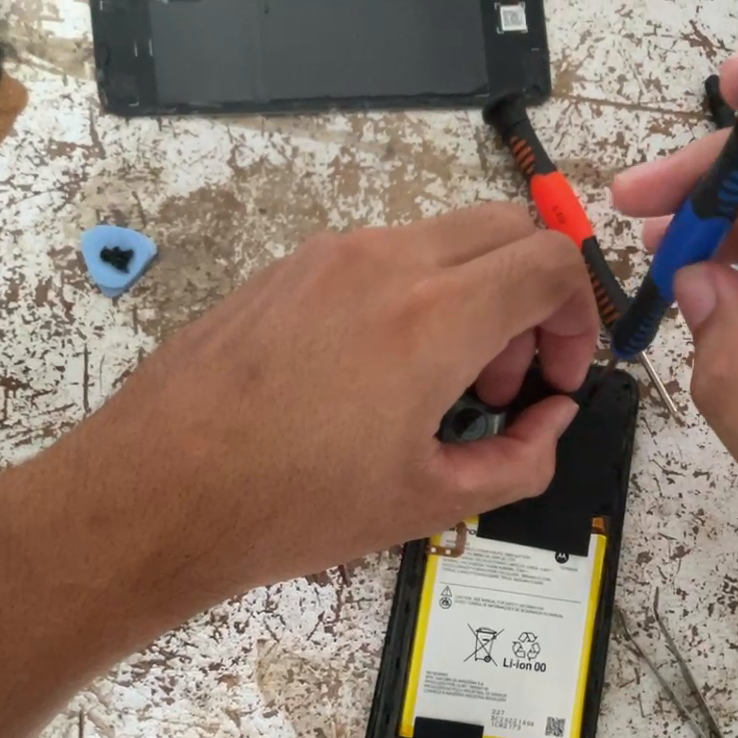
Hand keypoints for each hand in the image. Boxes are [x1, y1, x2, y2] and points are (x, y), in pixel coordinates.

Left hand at [17, 203, 599, 626]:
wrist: (157, 495)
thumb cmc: (294, 507)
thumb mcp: (429, 503)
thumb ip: (521, 459)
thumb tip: (553, 419)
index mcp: (433, 317)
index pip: (553, 263)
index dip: (580, 319)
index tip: (560, 377)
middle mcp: (385, 261)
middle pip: (509, 230)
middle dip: (533, 302)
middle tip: (504, 383)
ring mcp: (328, 256)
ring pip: (444, 241)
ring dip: (474, 299)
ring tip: (440, 389)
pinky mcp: (287, 270)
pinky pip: (383, 258)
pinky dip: (417, 297)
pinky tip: (377, 377)